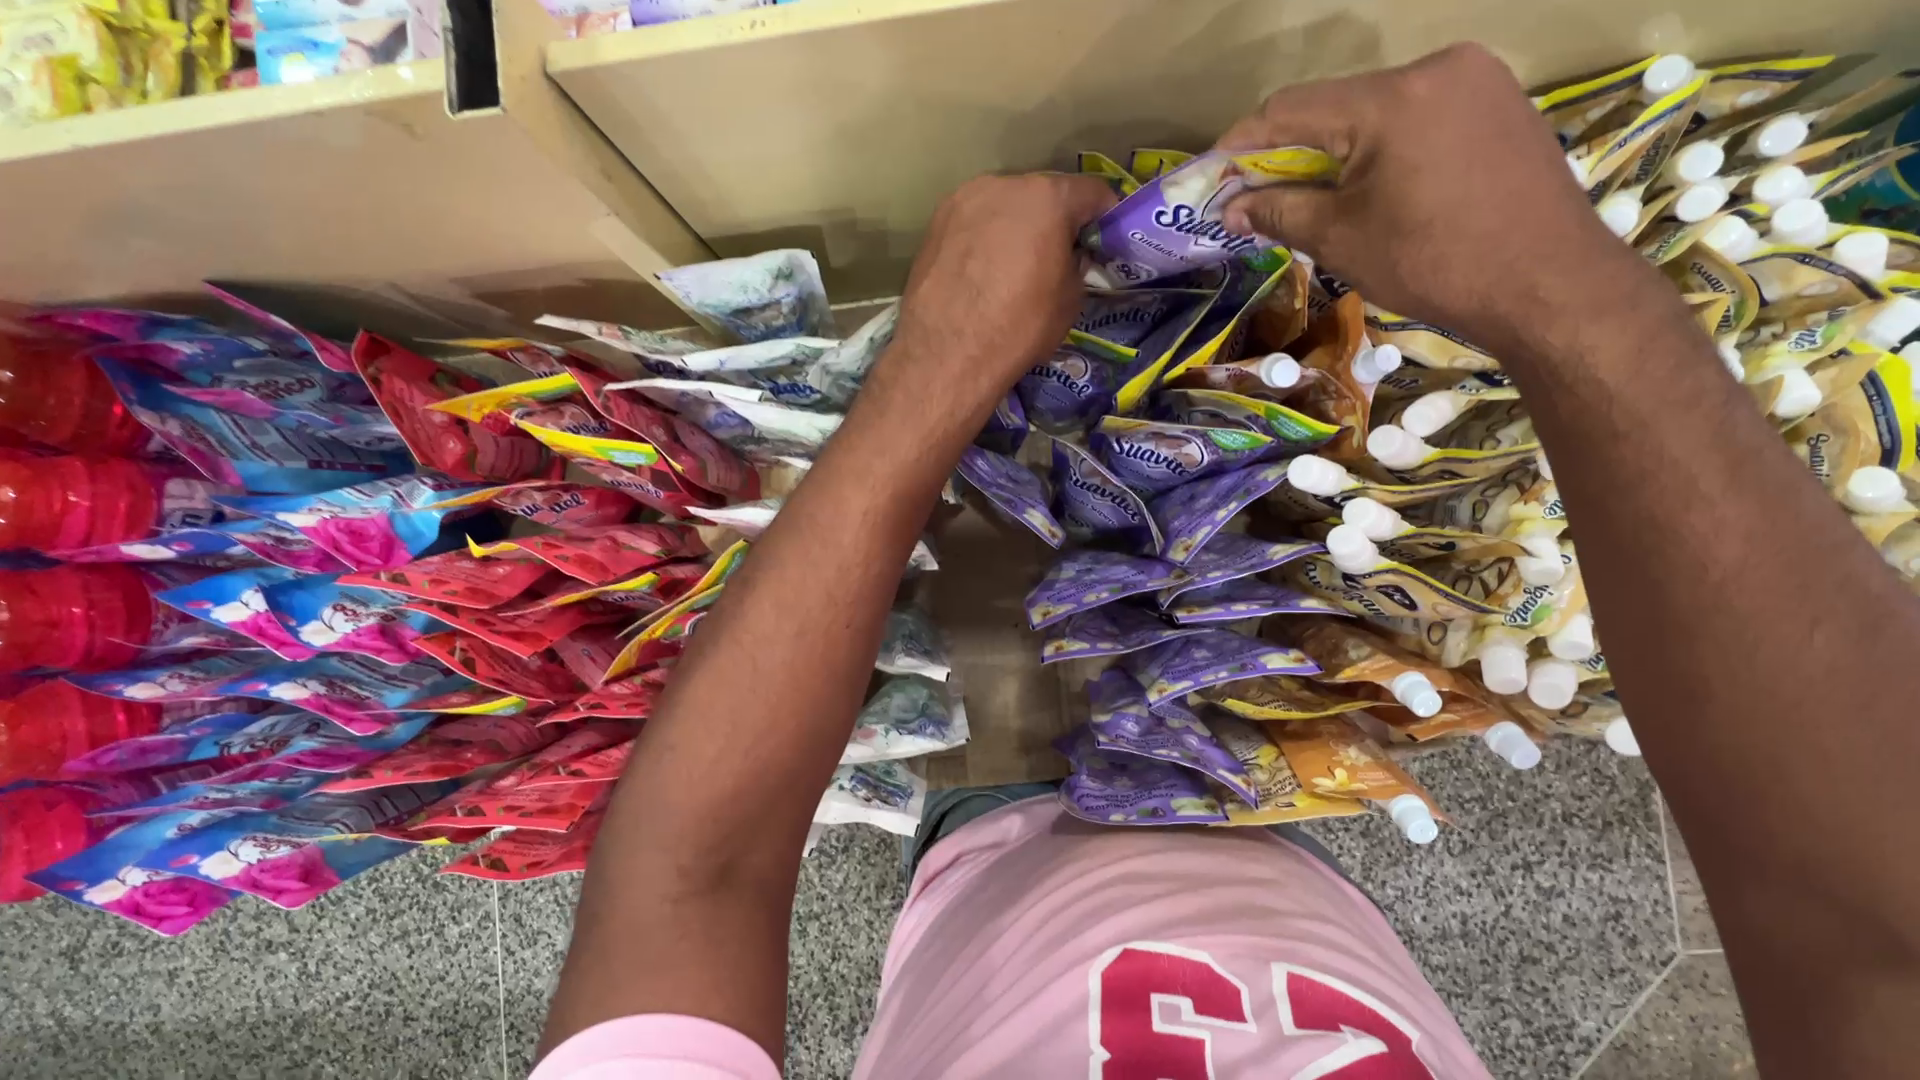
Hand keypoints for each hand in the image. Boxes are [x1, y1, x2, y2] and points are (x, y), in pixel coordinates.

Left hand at [881, 172, 1116, 425]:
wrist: (947, 353)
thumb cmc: (1020, 326)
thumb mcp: (1070, 299)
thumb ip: (1076, 263)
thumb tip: (1067, 257)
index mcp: (1048, 196)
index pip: (1092, 192)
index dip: (1105, 217)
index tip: (1105, 242)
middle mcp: (1004, 184)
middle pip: (1044, 193)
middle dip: (1057, 219)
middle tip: (1060, 254)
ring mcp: (964, 199)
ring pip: (1005, 205)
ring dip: (1018, 226)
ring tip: (1017, 264)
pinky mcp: (935, 222)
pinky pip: (975, 222)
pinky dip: (987, 237)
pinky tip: (985, 270)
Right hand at [1216, 44, 1658, 358]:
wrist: (1550, 284)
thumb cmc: (1436, 264)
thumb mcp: (1343, 240)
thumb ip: (1280, 211)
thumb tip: (1230, 208)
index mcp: (1391, 98)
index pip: (1290, 107)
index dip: (1243, 142)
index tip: (1214, 175)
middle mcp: (1436, 67)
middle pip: (1335, 103)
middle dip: (1291, 150)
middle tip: (1261, 195)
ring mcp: (1477, 79)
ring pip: (1378, 108)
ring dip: (1337, 149)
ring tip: (1318, 198)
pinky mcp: (1501, 101)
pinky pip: (1419, 114)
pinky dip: (1384, 146)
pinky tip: (1376, 187)